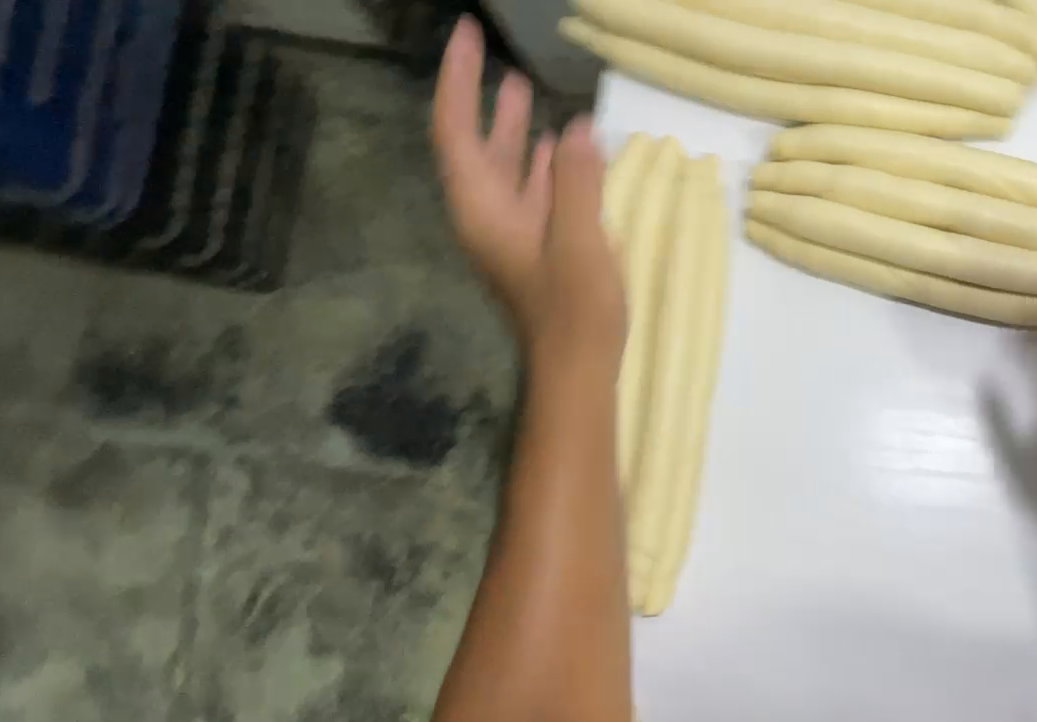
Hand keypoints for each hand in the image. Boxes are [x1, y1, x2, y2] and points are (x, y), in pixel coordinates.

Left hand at [432, 17, 625, 362]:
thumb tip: (578, 130)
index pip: (456, 129)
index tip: (469, 35)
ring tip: (534, 99)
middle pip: (480, 150)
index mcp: (483, 210)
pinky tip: (562, 158)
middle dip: (490, 106)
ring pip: (507, 175)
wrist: (578, 371)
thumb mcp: (580, 240)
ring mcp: (514, 240)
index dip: (459, 79)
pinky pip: (533, 200)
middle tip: (510, 68)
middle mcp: (489, 219)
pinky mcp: (538, 255)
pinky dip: (544, 172)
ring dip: (517, 136)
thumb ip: (576, 180)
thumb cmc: (574, 310)